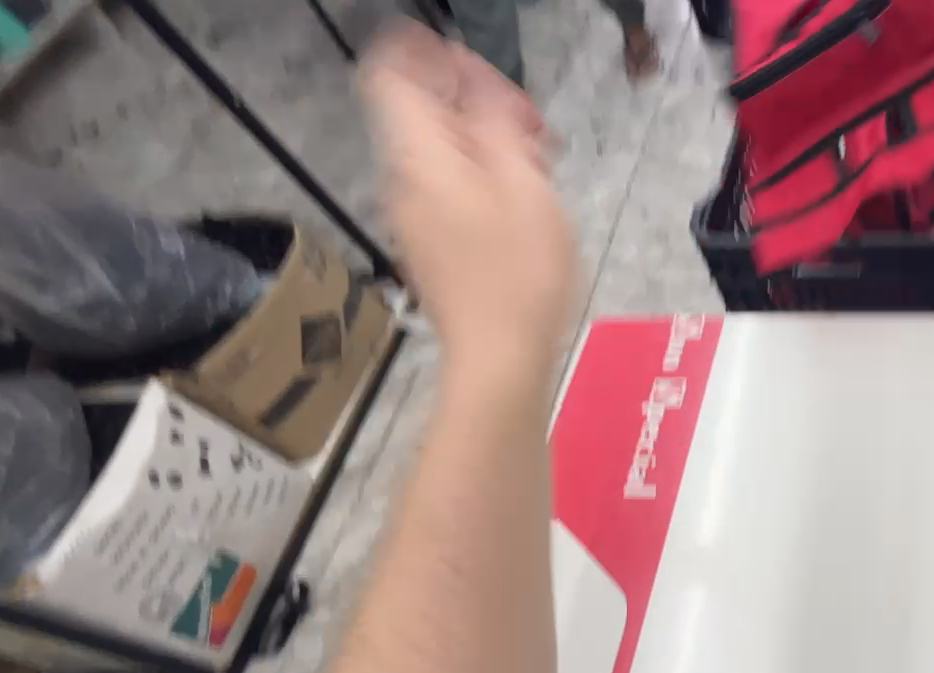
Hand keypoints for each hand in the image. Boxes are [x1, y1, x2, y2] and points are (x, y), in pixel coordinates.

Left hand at [361, 23, 575, 396]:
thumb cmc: (520, 273)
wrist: (499, 358)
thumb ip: (496, 124)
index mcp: (419, 155)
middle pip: (421, 117)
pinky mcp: (433, 252)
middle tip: (536, 131)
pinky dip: (483, 184)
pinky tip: (523, 212)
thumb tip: (476, 82)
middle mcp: (403, 180)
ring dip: (487, 149)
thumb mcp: (524, 188)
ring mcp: (414, 220)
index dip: (425, 54)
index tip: (477, 66)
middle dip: (475, 107)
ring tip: (540, 173)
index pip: (393, 74)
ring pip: (441, 158)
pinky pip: (450, 195)